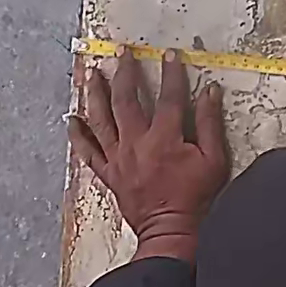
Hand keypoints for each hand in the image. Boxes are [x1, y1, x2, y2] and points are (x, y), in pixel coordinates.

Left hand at [69, 46, 228, 261]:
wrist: (172, 233)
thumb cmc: (195, 199)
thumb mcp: (214, 161)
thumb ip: (209, 124)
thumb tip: (209, 93)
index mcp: (164, 138)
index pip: (169, 97)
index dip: (171, 73)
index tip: (169, 54)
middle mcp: (136, 144)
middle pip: (126, 100)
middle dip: (124, 73)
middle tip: (121, 53)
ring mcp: (119, 159)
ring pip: (101, 120)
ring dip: (94, 94)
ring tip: (90, 74)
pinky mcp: (109, 174)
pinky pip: (88, 152)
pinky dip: (78, 135)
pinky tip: (72, 120)